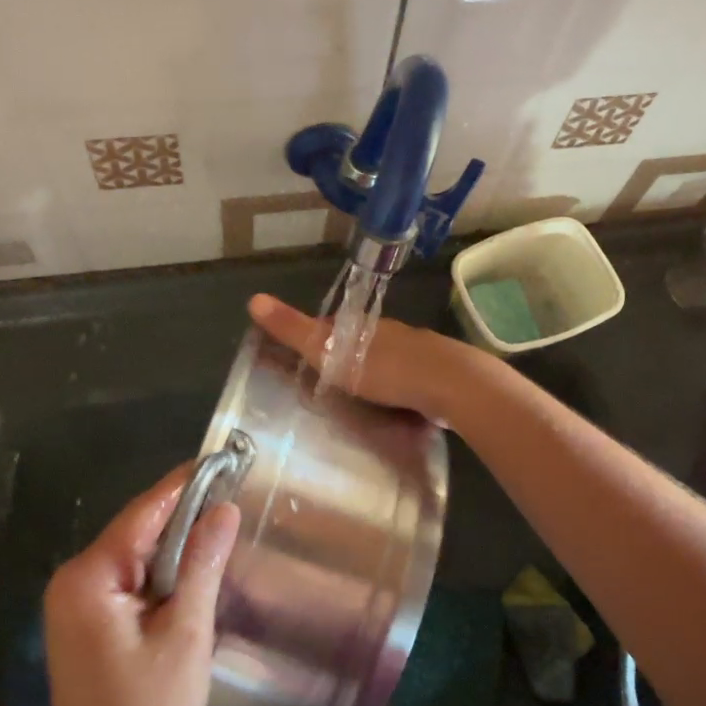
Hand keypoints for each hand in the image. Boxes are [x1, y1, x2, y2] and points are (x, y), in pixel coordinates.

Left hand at [43, 468, 240, 705]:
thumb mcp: (185, 635)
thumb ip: (202, 566)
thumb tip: (225, 509)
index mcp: (88, 579)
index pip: (143, 513)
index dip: (185, 485)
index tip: (224, 459)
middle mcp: (71, 582)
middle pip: (135, 533)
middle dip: (183, 518)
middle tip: (234, 500)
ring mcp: (72, 606)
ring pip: (133, 558)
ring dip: (174, 550)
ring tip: (221, 533)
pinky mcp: (83, 627)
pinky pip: (126, 583)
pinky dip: (159, 577)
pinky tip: (191, 577)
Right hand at [247, 293, 482, 420]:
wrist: (452, 384)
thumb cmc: (387, 368)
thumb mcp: (331, 351)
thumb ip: (295, 330)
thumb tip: (253, 299)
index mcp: (364, 326)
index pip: (333, 326)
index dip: (317, 338)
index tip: (304, 357)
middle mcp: (391, 333)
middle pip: (361, 342)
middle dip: (347, 357)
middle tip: (329, 383)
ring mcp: (419, 353)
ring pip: (389, 360)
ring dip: (376, 374)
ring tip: (360, 399)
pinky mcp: (439, 376)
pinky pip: (411, 380)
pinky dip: (399, 389)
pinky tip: (395, 406)